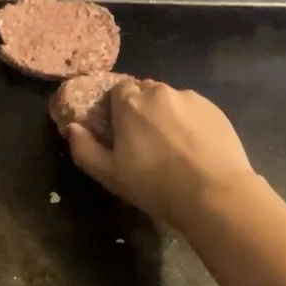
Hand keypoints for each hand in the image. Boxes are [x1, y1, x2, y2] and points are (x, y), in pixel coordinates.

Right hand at [63, 80, 258, 230]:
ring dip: (166, 116)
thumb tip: (71, 128)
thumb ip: (85, 149)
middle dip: (141, 110)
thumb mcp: (110, 175)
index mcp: (130, 103)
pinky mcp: (214, 109)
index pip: (117, 91)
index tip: (120, 133)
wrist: (213, 193)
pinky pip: (193, 110)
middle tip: (144, 143)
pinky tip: (193, 148)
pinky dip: (189, 123)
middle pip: (144, 92)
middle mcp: (160, 92)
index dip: (117, 110)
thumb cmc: (154, 186)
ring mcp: (190, 98)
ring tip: (172, 148)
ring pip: (170, 100)